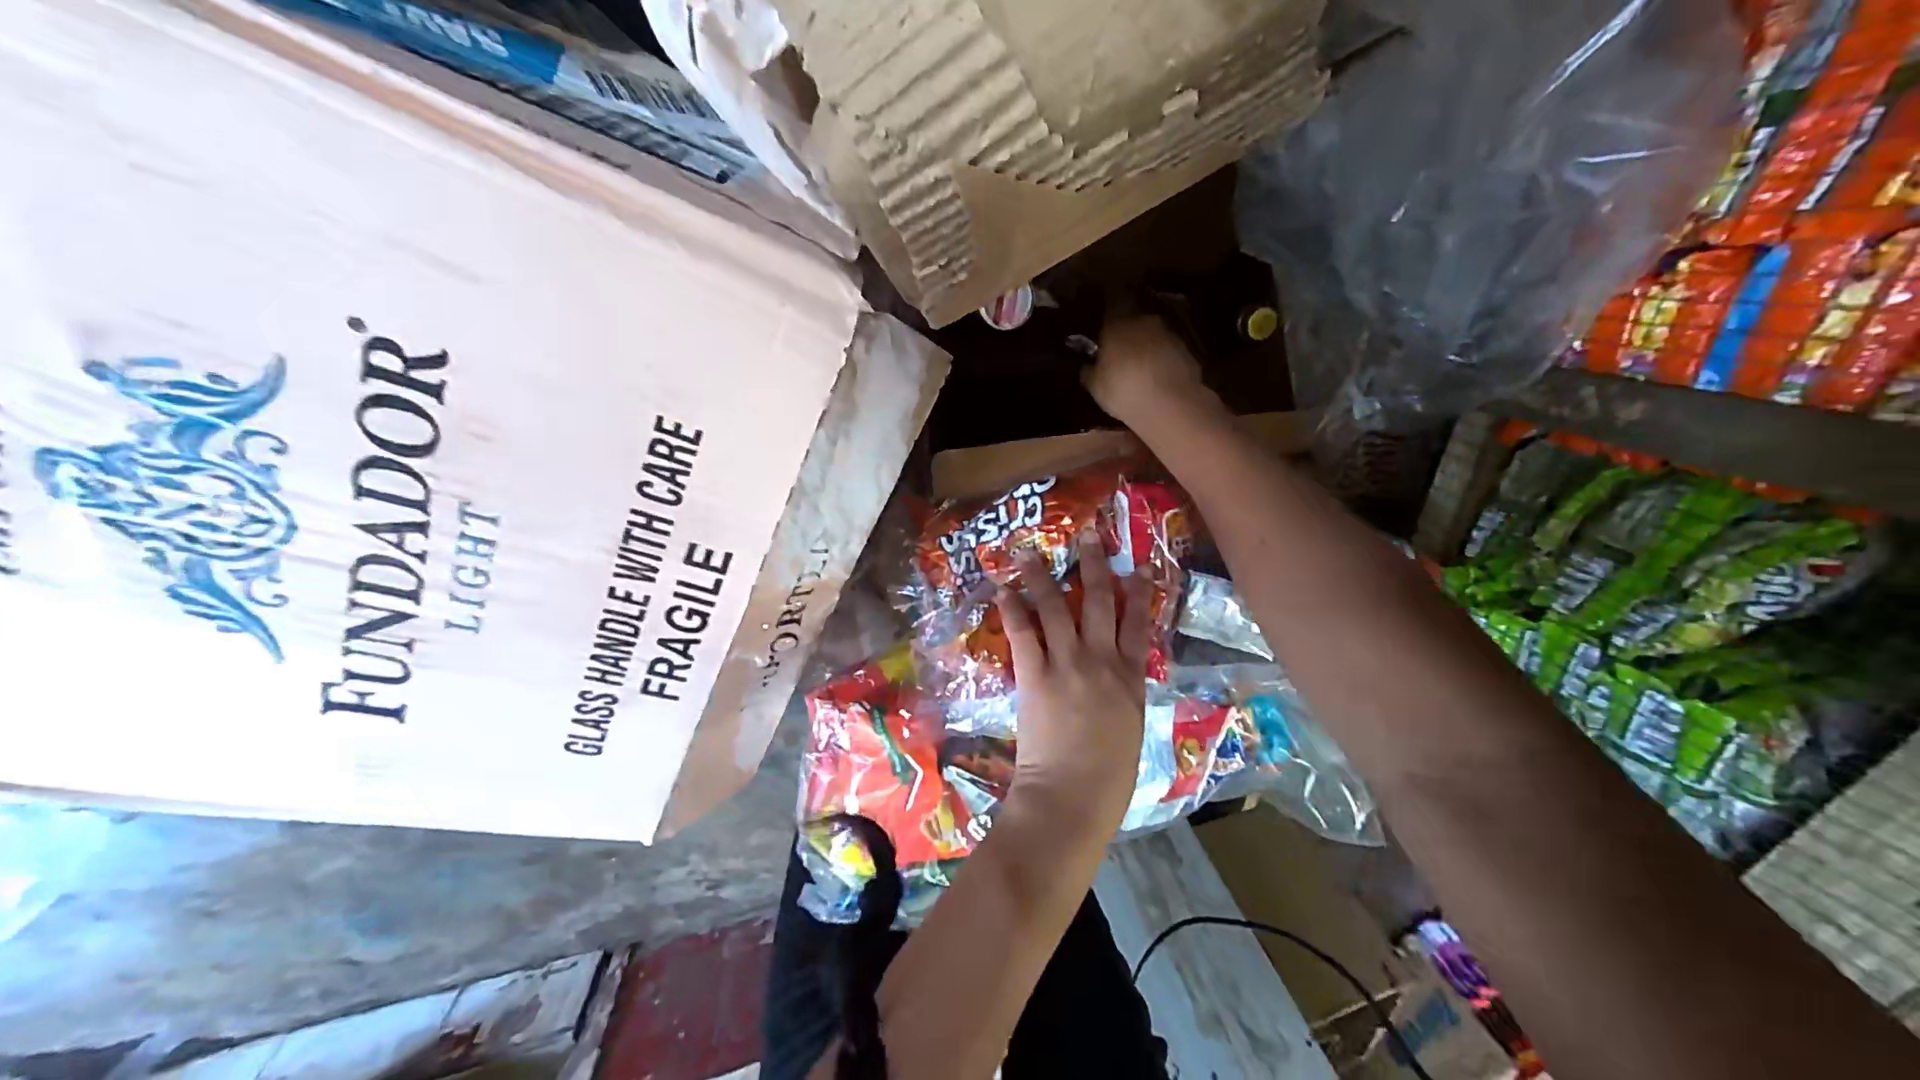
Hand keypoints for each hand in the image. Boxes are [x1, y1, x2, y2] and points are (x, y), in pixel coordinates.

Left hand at [996, 532, 1152, 825]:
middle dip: (1094, 565)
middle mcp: (1103, 661)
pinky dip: (1014, 609)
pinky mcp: (1035, 675)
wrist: (1074, 796)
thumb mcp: (1130, 730)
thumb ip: (1124, 696)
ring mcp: (1068, 664)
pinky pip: (1024, 633)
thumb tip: (1118, 678)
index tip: (1140, 563)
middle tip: (1087, 535)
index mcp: (1132, 678)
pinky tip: (1005, 590)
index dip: (1141, 591)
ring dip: (1043, 577)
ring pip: (1058, 608)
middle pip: (1101, 602)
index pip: (1140, 624)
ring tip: (1029, 552)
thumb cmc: (1108, 777)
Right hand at [1083, 314, 1215, 428]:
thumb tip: (1087, 365)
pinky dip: (1163, 360)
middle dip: (1128, 332)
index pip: (1112, 303)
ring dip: (1147, 347)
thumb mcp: (1095, 386)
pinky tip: (1158, 379)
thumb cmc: (1122, 390)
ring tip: (1140, 368)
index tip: (1105, 322)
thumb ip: (1089, 371)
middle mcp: (1144, 321)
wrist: (1169, 404)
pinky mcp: (1187, 350)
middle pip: (1134, 320)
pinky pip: (1168, 352)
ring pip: (1153, 336)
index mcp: (1117, 324)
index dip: (1109, 311)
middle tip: (1121, 351)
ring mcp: (1169, 334)